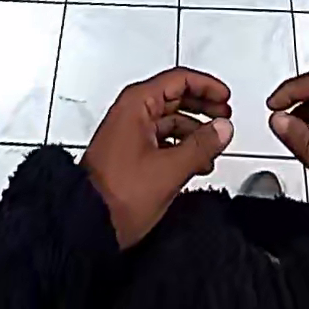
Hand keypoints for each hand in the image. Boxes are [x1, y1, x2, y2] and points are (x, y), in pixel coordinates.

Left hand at [81, 67, 232, 247]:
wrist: (82, 229)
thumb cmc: (116, 195)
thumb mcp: (169, 169)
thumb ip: (202, 145)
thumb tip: (223, 128)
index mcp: (138, 103)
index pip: (180, 80)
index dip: (207, 86)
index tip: (225, 97)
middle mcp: (132, 111)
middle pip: (176, 96)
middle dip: (203, 106)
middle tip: (223, 116)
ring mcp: (129, 131)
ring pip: (170, 119)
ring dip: (194, 130)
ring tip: (213, 146)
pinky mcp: (128, 152)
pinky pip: (162, 138)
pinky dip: (181, 145)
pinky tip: (196, 162)